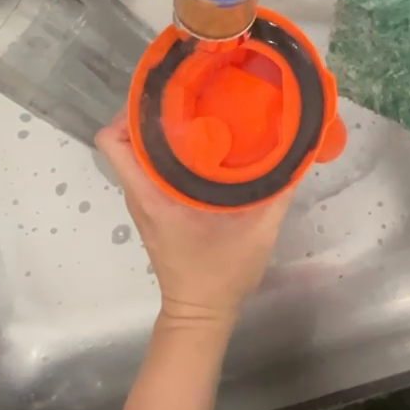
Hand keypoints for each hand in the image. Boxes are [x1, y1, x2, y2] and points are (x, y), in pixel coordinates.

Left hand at [96, 116, 291, 328]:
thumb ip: (277, 191)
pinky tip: (202, 144)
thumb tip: (297, 150)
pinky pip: (149, 166)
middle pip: (125, 137)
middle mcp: (140, 191)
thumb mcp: (258, 231)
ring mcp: (145, 199)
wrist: (201, 313)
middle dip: (151, 112)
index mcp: (151, 193)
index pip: (113, 141)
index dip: (129, 112)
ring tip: (197, 113)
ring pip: (137, 150)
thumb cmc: (221, 274)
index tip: (164, 96)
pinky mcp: (154, 206)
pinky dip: (166, 149)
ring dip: (159, 130)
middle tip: (188, 96)